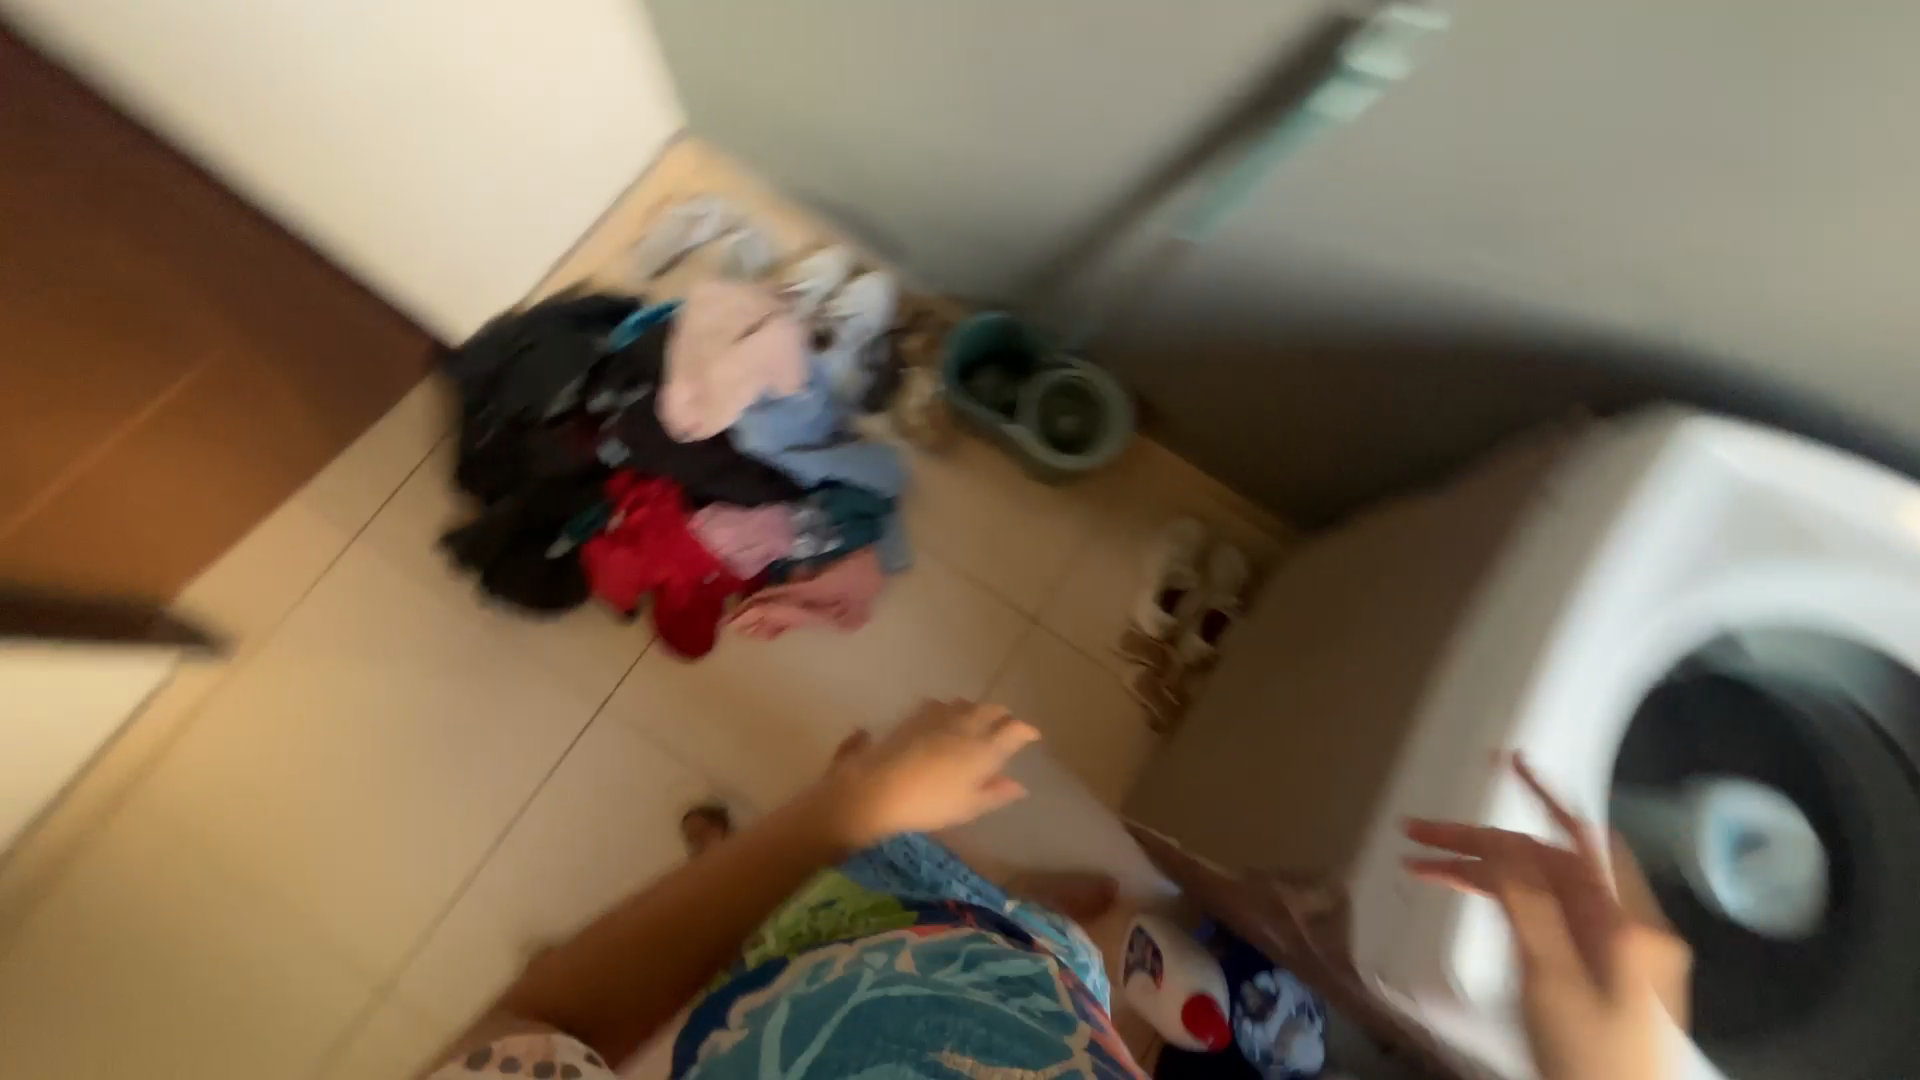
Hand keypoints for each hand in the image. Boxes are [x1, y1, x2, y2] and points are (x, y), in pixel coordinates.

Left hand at [808, 700, 1038, 847]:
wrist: (880, 787)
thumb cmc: (930, 804)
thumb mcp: (968, 806)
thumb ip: (996, 793)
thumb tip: (1020, 785)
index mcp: (985, 748)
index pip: (1014, 730)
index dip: (1026, 731)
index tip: (1031, 736)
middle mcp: (967, 725)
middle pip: (992, 710)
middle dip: (1003, 716)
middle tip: (1006, 728)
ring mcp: (940, 716)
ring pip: (967, 703)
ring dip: (977, 710)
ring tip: (977, 721)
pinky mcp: (917, 715)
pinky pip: (941, 704)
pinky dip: (951, 709)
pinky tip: (944, 718)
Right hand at [1403, 754, 1691, 1079]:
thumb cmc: (1587, 1059)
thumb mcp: (1550, 979)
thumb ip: (1529, 906)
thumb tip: (1501, 845)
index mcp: (1626, 922)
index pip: (1582, 838)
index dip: (1544, 795)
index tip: (1505, 762)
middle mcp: (1619, 923)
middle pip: (1543, 859)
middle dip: (1478, 839)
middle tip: (1416, 830)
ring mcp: (1603, 944)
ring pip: (1531, 883)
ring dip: (1475, 867)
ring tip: (1417, 862)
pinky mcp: (1586, 962)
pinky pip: (1534, 910)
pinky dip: (1492, 894)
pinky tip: (1455, 888)